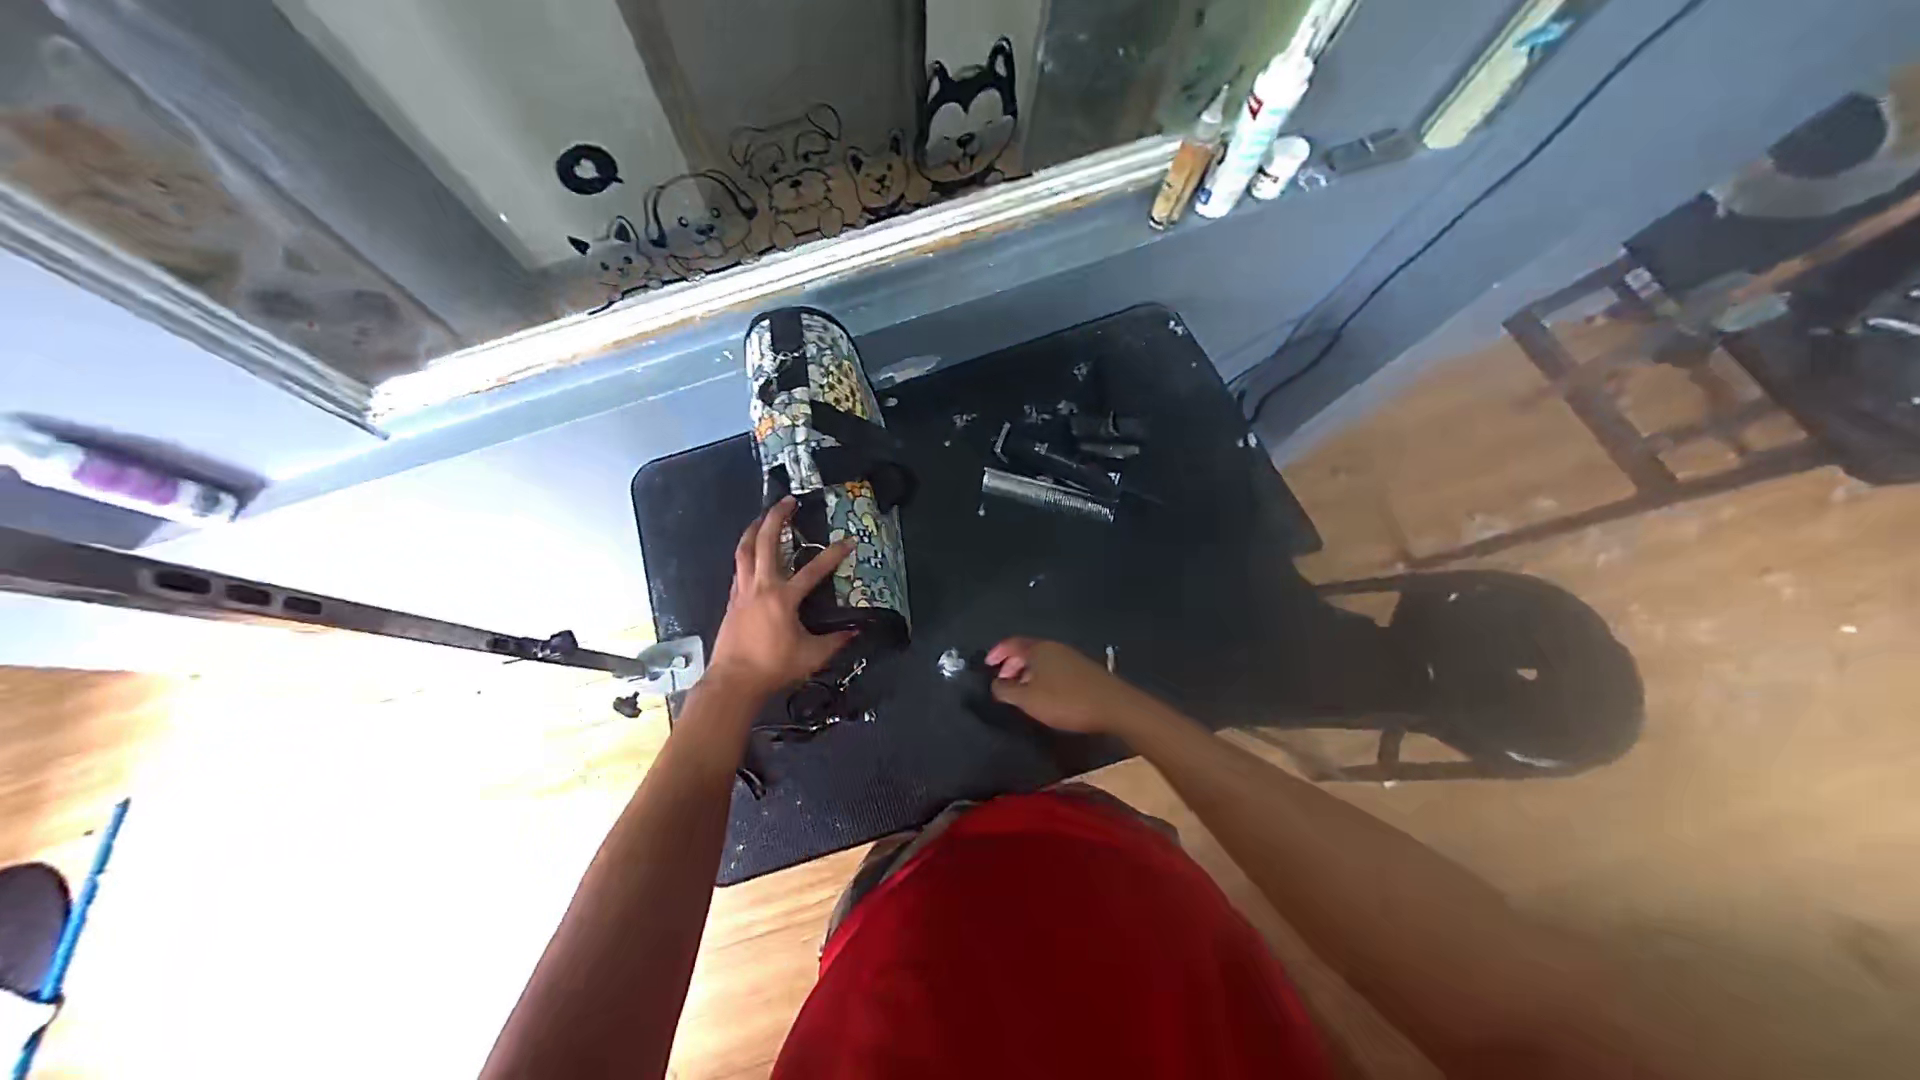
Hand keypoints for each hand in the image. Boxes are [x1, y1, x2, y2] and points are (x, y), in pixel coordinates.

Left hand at [708, 497, 856, 697]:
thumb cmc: (773, 668)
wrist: (733, 682)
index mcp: (783, 598)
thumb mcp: (812, 656)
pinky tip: (751, 554)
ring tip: (763, 517)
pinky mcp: (732, 600)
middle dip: (776, 518)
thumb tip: (856, 631)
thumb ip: (836, 641)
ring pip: (745, 551)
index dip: (834, 554)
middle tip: (788, 501)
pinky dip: (746, 554)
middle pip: (766, 542)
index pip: (814, 570)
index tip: (848, 541)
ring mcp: (742, 592)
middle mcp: (761, 587)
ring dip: (754, 529)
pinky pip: (739, 568)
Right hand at [985, 637, 1163, 737]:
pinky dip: (1042, 677)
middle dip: (1011, 664)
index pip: (1011, 643)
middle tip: (1002, 681)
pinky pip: (1054, 668)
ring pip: (1041, 660)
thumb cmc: (1065, 700)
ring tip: (1021, 691)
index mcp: (1038, 649)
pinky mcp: (1083, 670)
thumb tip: (994, 684)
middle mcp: (1054, 647)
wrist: (1113, 706)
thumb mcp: (1028, 700)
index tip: (987, 666)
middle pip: (1026, 650)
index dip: (996, 653)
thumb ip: (1006, 691)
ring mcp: (1071, 658)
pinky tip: (1045, 695)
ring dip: (1027, 673)